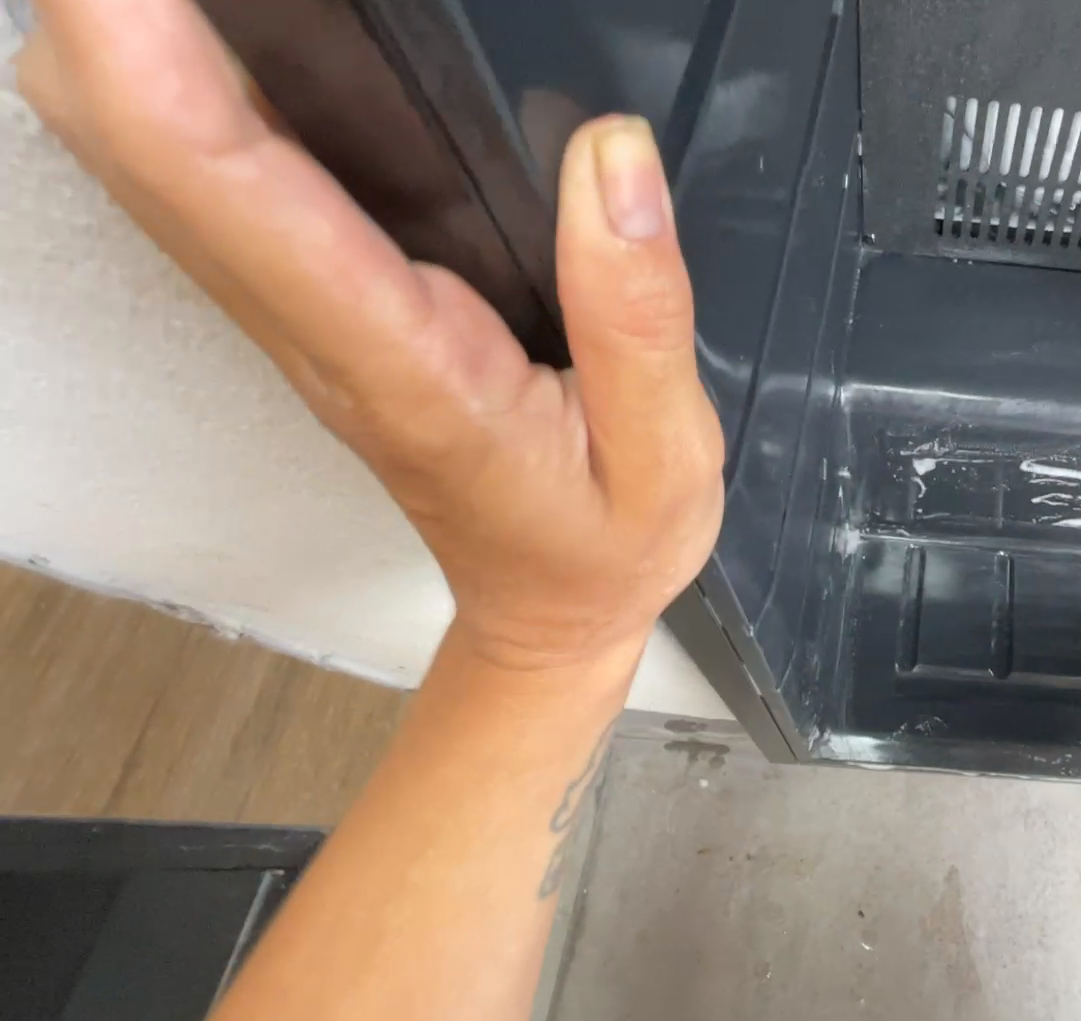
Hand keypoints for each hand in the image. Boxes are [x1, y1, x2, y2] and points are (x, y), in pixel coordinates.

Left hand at [15, 0, 723, 672]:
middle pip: (129, 136)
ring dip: (159, 33)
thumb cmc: (611, 550)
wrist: (556, 614)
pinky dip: (214, 93)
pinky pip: (224, 190)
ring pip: (155, 152)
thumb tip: (613, 151)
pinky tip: (300, 61)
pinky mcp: (332, 326)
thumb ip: (638, 312)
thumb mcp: (666, 453)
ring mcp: (311, 330)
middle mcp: (320, 334)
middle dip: (128, 6)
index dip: (143, 25)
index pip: (211, 171)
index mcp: (405, 364)